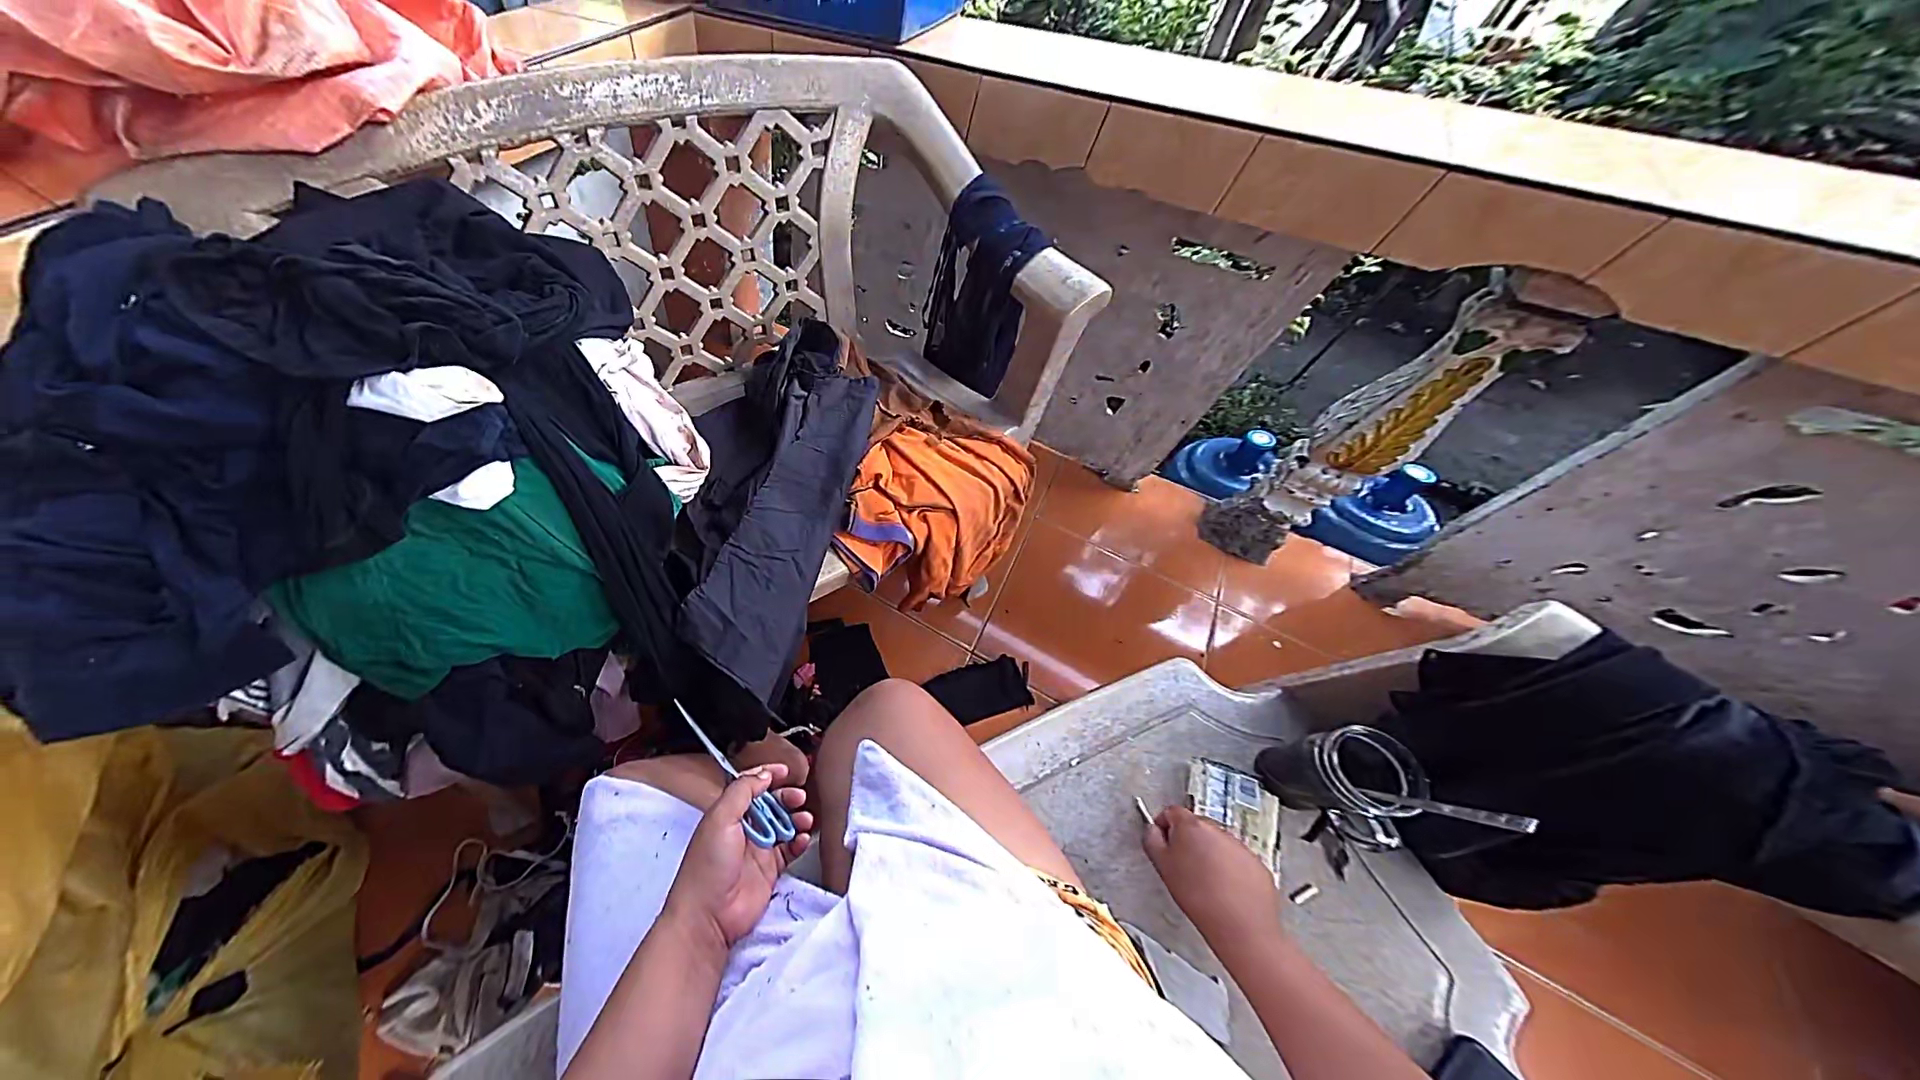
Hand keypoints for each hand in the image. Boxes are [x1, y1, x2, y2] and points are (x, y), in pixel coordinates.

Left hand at [661, 763, 813, 950]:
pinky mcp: (769, 870)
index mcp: (727, 814)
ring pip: (784, 825)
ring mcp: (757, 850)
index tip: (786, 771)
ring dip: (796, 818)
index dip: (768, 776)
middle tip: (798, 796)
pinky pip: (790, 850)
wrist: (708, 917)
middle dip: (786, 796)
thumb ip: (742, 791)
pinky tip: (803, 839)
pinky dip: (800, 842)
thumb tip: (763, 775)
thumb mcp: (720, 819)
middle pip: (771, 804)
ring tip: (804, 819)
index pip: (750, 787)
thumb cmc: (707, 869)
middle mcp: (742, 830)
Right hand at [1143, 805, 1281, 947]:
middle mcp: (1217, 830)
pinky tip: (1225, 892)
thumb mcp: (1163, 866)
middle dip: (1187, 841)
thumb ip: (1152, 840)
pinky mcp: (1257, 864)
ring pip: (1217, 844)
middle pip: (1196, 826)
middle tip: (1182, 866)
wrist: (1240, 925)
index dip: (1163, 825)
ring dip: (1209, 856)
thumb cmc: (1198, 896)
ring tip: (1205, 884)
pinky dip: (1230, 870)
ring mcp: (1240, 847)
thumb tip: (1152, 830)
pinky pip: (1237, 861)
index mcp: (1191, 826)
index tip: (1161, 840)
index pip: (1172, 811)